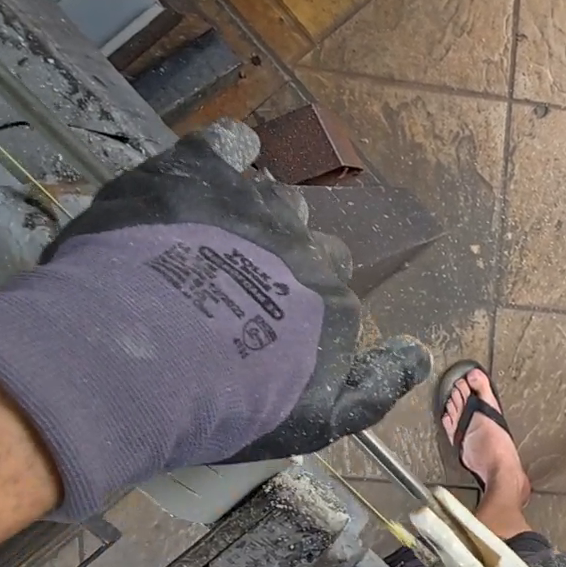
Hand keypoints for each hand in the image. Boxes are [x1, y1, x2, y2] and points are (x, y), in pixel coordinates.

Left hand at [0, 121, 429, 519]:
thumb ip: (377, 388)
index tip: (280, 320)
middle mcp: (305, 250)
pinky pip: (225, 148)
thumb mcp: (321, 419)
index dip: (309, 303)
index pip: (336, 290)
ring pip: (274, 197)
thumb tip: (421, 351)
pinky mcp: (198, 179)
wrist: (144, 362)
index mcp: (333, 302)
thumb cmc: (233, 400)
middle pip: (312, 242)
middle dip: (290, 256)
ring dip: (261, 209)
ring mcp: (254, 211)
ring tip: (231, 224)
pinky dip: (232, 147)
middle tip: (250, 277)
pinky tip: (233, 148)